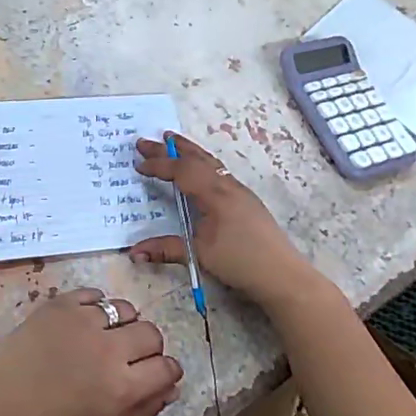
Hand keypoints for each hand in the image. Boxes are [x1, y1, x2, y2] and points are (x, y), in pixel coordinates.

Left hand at [0, 288, 181, 415]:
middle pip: (152, 334)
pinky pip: (96, 295)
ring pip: (127, 309)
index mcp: (121, 389)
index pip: (168, 368)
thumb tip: (170, 387)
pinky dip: (97, 307)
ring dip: (123, 324)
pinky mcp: (62, 303)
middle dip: (148, 348)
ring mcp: (84, 321)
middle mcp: (109, 349)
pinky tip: (84, 324)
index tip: (154, 375)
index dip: (165, 372)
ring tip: (104, 338)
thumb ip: (141, 411)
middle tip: (128, 359)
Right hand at [129, 133, 318, 308]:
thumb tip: (133, 252)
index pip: (182, 171)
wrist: (283, 275)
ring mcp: (239, 191)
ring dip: (188, 151)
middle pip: (196, 159)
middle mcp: (228, 186)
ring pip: (210, 162)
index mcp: (215, 194)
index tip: (138, 164)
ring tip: (171, 140)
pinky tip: (198, 168)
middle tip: (145, 141)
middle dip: (170, 149)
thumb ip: (166, 248)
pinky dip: (201, 162)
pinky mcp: (246, 200)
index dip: (158, 166)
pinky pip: (218, 171)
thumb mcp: (200, 255)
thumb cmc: (240, 262)